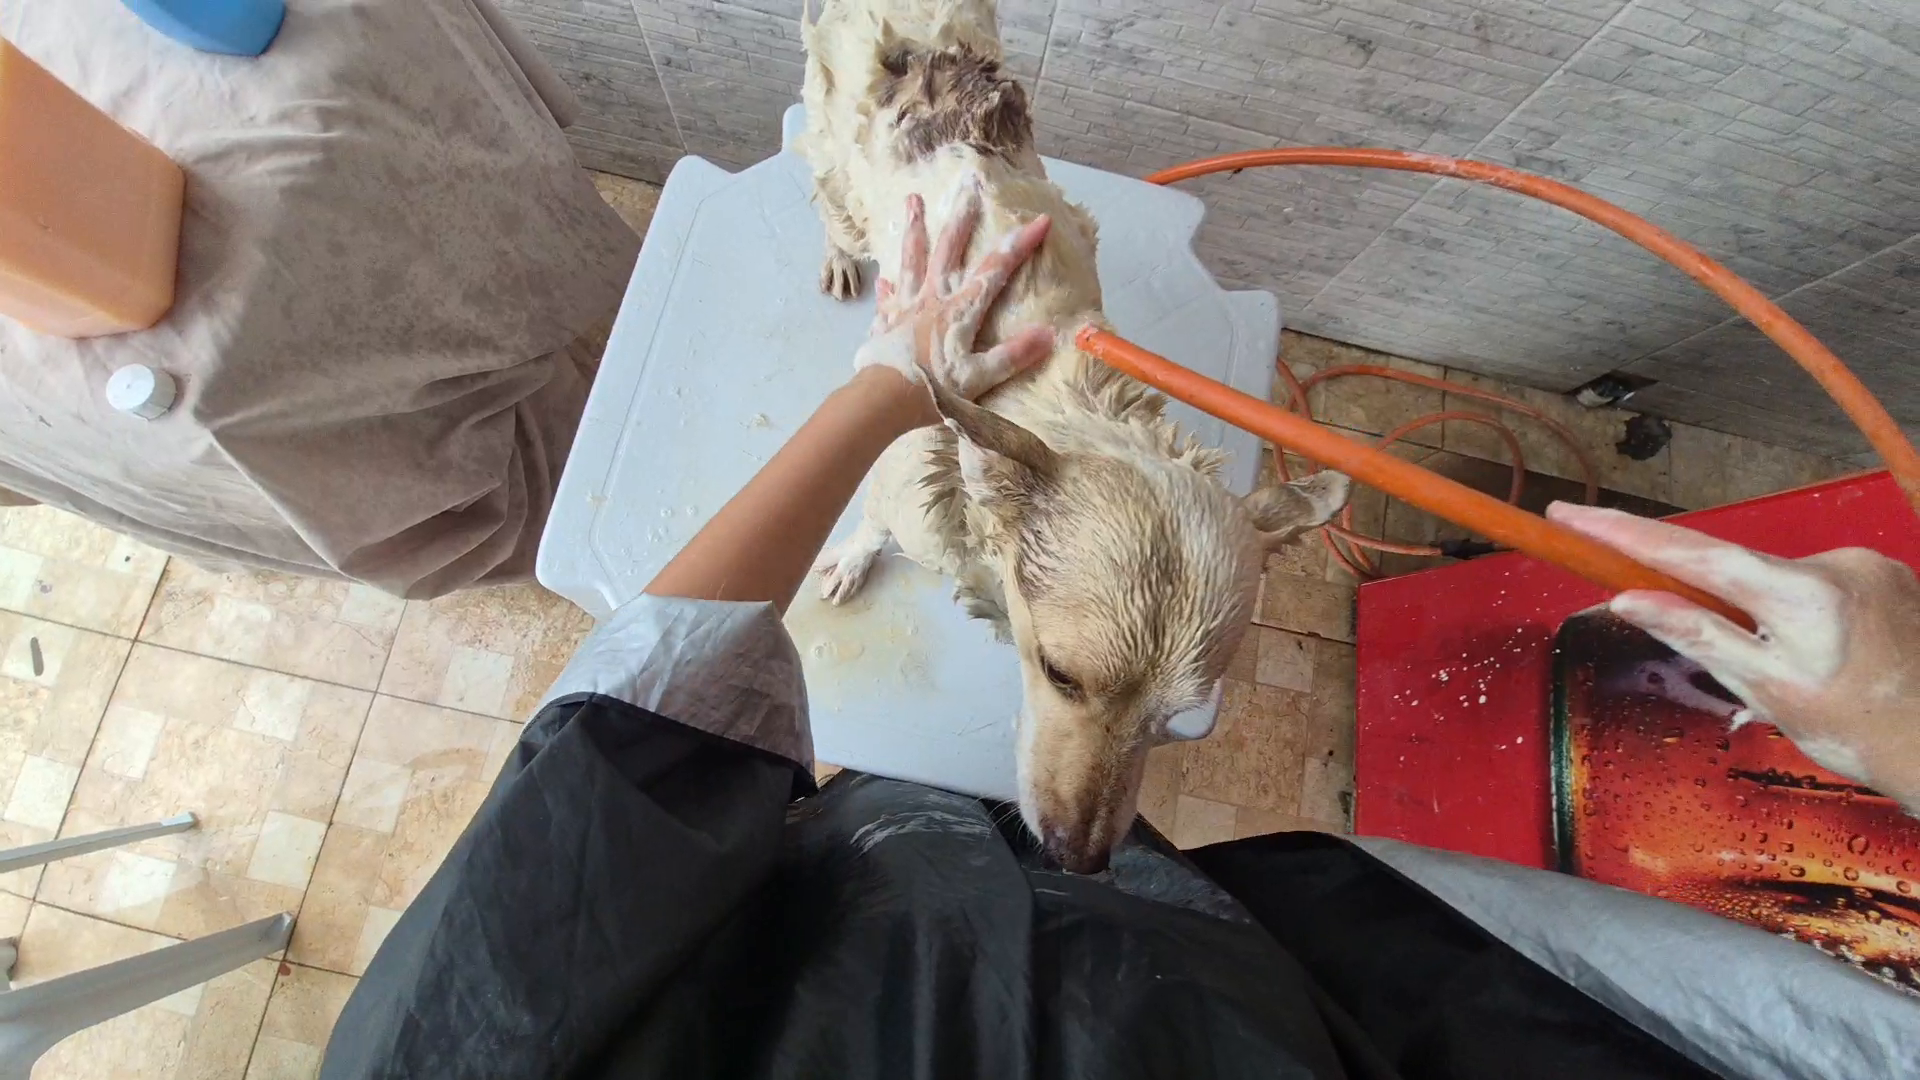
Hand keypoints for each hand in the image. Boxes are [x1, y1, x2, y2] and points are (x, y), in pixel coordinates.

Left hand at [852, 175, 1055, 422]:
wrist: (883, 400)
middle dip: (960, 218)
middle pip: (948, 251)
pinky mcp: (885, 323)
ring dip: (914, 231)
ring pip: (911, 261)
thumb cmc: (934, 390)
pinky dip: (887, 286)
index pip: (994, 271)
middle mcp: (932, 300)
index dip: (1019, 245)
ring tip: (912, 202)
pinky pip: (887, 299)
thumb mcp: (980, 378)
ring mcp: (905, 309)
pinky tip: (883, 277)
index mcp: (960, 312)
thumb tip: (1048, 333)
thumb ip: (1013, 355)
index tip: (1040, 220)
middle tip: (966, 186)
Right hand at [1550, 502, 1919, 806]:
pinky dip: (1769, 604)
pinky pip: (1794, 582)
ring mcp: (1866, 567)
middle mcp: (1837, 564)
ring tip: (1758, 658)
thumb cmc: (1862, 730)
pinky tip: (1789, 646)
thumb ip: (1696, 634)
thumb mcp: (1765, 687)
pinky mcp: (1882, 578)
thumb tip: (1625, 599)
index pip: (1689, 552)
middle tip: (1643, 603)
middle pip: (1725, 562)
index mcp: (1804, 593)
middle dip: (1679, 579)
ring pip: (1761, 575)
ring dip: (1733, 601)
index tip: (1565, 513)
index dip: (1619, 530)